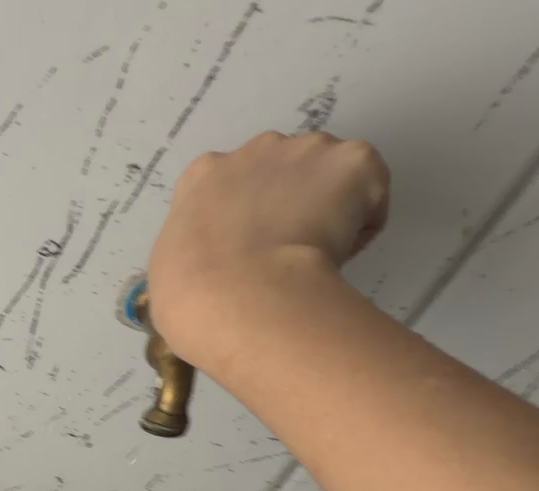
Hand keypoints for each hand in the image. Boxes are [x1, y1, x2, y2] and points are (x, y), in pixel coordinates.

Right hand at [148, 132, 389, 361]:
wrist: (238, 293)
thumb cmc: (187, 290)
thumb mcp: (170, 262)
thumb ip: (195, 243)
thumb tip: (216, 256)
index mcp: (202, 175)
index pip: (227, 183)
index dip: (239, 215)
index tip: (242, 245)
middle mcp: (255, 149)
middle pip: (282, 169)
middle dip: (286, 201)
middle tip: (278, 249)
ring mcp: (308, 149)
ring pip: (327, 175)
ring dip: (325, 206)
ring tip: (311, 255)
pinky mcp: (355, 161)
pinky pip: (368, 194)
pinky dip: (361, 224)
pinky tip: (336, 256)